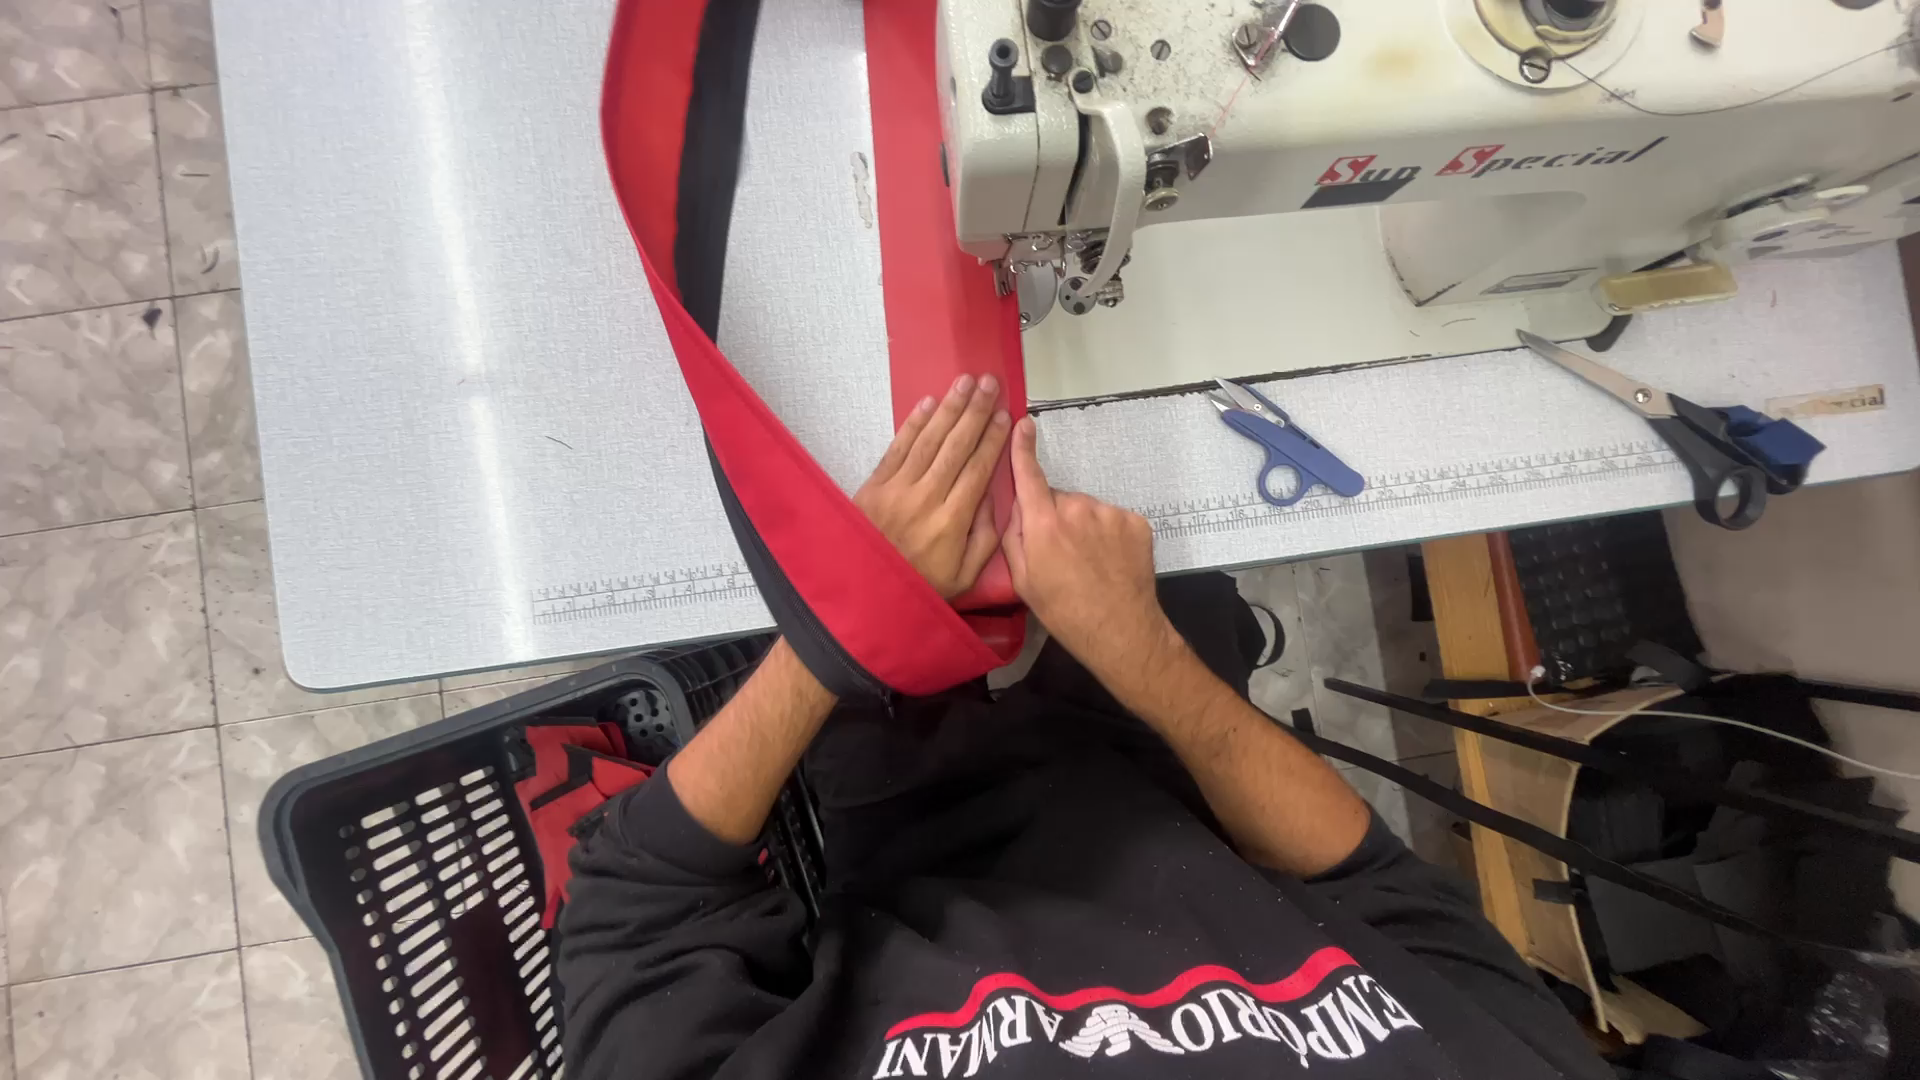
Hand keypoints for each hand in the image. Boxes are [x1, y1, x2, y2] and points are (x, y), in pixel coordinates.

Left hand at [853, 373, 1010, 597]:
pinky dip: (913, 423)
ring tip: (965, 382)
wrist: (864, 592)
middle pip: (956, 446)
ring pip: (929, 440)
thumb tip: (992, 500)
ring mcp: (898, 488)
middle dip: (975, 411)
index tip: (1005, 414)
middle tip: (989, 383)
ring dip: (949, 408)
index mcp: (952, 520)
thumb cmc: (920, 585)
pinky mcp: (875, 485)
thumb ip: (984, 539)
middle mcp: (927, 497)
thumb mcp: (964, 576)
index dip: (992, 439)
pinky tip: (929, 403)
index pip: (978, 469)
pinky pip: (898, 447)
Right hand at [1001, 417, 1178, 684]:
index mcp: (1044, 524)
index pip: (1029, 475)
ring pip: (1086, 511)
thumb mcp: (1022, 581)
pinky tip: (1109, 561)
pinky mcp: (1136, 522)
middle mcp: (1077, 509)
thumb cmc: (1064, 612)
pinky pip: (1112, 519)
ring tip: (1088, 563)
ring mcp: (1110, 513)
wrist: (1121, 631)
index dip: (1023, 449)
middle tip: (1060, 555)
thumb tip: (1016, 510)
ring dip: (1083, 527)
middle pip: (1057, 500)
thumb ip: (1013, 538)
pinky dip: (1108, 534)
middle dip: (1054, 518)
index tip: (1023, 422)